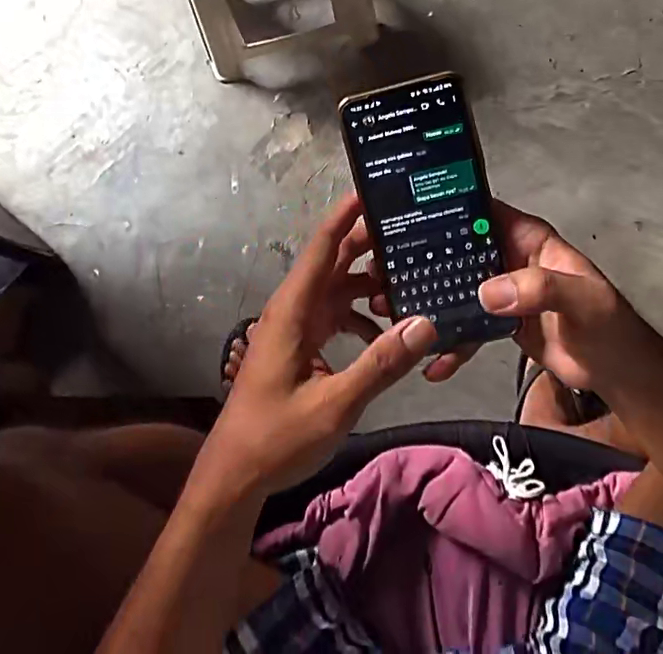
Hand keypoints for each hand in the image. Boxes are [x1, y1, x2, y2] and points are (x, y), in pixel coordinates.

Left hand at [193, 195, 437, 503]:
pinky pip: (336, 317)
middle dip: (368, 244)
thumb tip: (426, 324)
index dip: (344, 216)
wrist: (236, 472)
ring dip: (370, 284)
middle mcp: (293, 308)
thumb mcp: (334, 404)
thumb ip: (381, 364)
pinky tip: (390, 332)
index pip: (321, 249)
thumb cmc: (276, 436)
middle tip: (412, 229)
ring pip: (337, 290)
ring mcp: (296, 326)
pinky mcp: (301, 345)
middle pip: (333, 263)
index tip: (371, 190)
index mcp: (293, 310)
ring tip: (412, 277)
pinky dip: (362, 317)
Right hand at [405, 200, 650, 391]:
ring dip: (426, 299)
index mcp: (526, 239)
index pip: (479, 211)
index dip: (445, 208)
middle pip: (456, 249)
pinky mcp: (495, 321)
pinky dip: (448, 343)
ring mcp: (499, 290)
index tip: (406, 214)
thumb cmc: (611, 328)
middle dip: (421, 257)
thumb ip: (541, 289)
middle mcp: (506, 258)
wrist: (619, 377)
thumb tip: (489, 293)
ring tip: (390, 309)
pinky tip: (431, 362)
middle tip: (381, 266)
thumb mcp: (583, 301)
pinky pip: (464, 326)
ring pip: (453, 287)